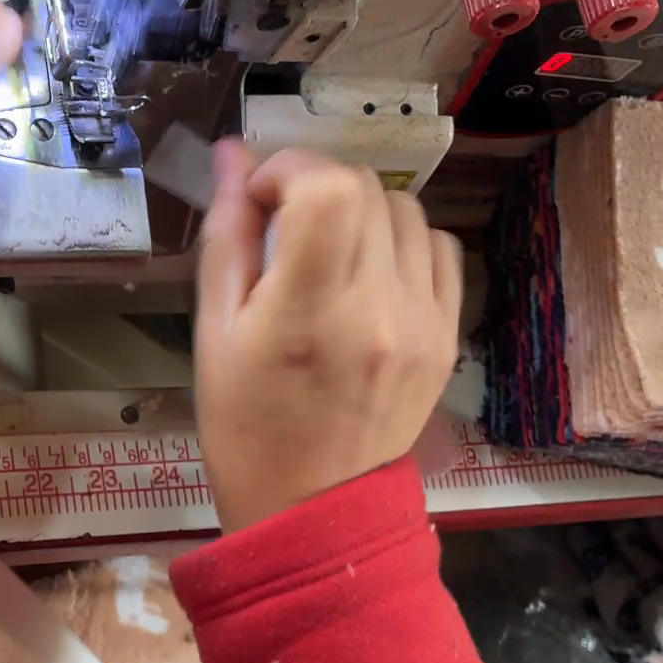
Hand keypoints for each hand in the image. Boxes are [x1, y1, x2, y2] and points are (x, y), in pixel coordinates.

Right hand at [195, 143, 462, 533]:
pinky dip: (399, 241)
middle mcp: (376, 306)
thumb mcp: (213, 336)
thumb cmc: (241, 426)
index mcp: (305, 311)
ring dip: (357, 212)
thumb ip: (225, 241)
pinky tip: (366, 274)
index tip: (259, 198)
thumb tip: (230, 156)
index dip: (287, 168)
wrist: (309, 505)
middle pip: (363, 188)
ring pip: (405, 211)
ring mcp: (423, 321)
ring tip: (324, 254)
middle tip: (281, 225)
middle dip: (314, 185)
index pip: (324, 187)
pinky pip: (438, 248)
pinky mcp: (448, 335)